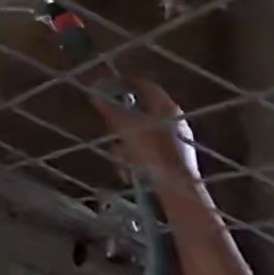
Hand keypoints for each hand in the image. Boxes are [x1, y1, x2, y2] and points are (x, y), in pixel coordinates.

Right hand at [91, 79, 204, 197]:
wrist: (178, 190)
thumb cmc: (153, 153)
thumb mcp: (125, 127)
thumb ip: (109, 109)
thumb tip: (95, 93)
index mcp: (165, 106)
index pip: (143, 84)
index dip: (123, 83)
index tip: (106, 88)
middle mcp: (172, 120)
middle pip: (138, 113)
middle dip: (119, 126)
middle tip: (110, 133)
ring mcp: (175, 141)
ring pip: (139, 136)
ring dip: (124, 148)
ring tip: (121, 162)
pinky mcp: (173, 161)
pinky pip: (147, 153)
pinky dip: (134, 161)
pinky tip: (128, 174)